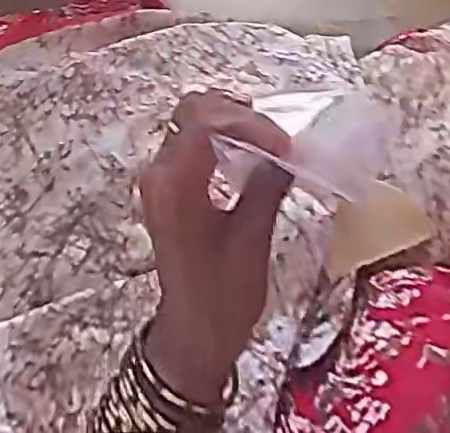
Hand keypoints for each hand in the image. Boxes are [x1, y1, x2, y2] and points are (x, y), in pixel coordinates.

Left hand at [141, 92, 294, 406]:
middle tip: (275, 135)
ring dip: (229, 120)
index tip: (283, 144)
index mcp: (175, 185)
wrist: (192, 338)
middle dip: (236, 113)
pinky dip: (221, 134)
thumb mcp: (251, 241)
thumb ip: (266, 185)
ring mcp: (160, 176)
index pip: (204, 121)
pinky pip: (191, 139)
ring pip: (191, 119)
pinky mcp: (168, 184)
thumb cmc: (222, 297)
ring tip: (267, 138)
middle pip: (192, 110)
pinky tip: (249, 150)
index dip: (246, 122)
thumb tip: (289, 150)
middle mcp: (159, 172)